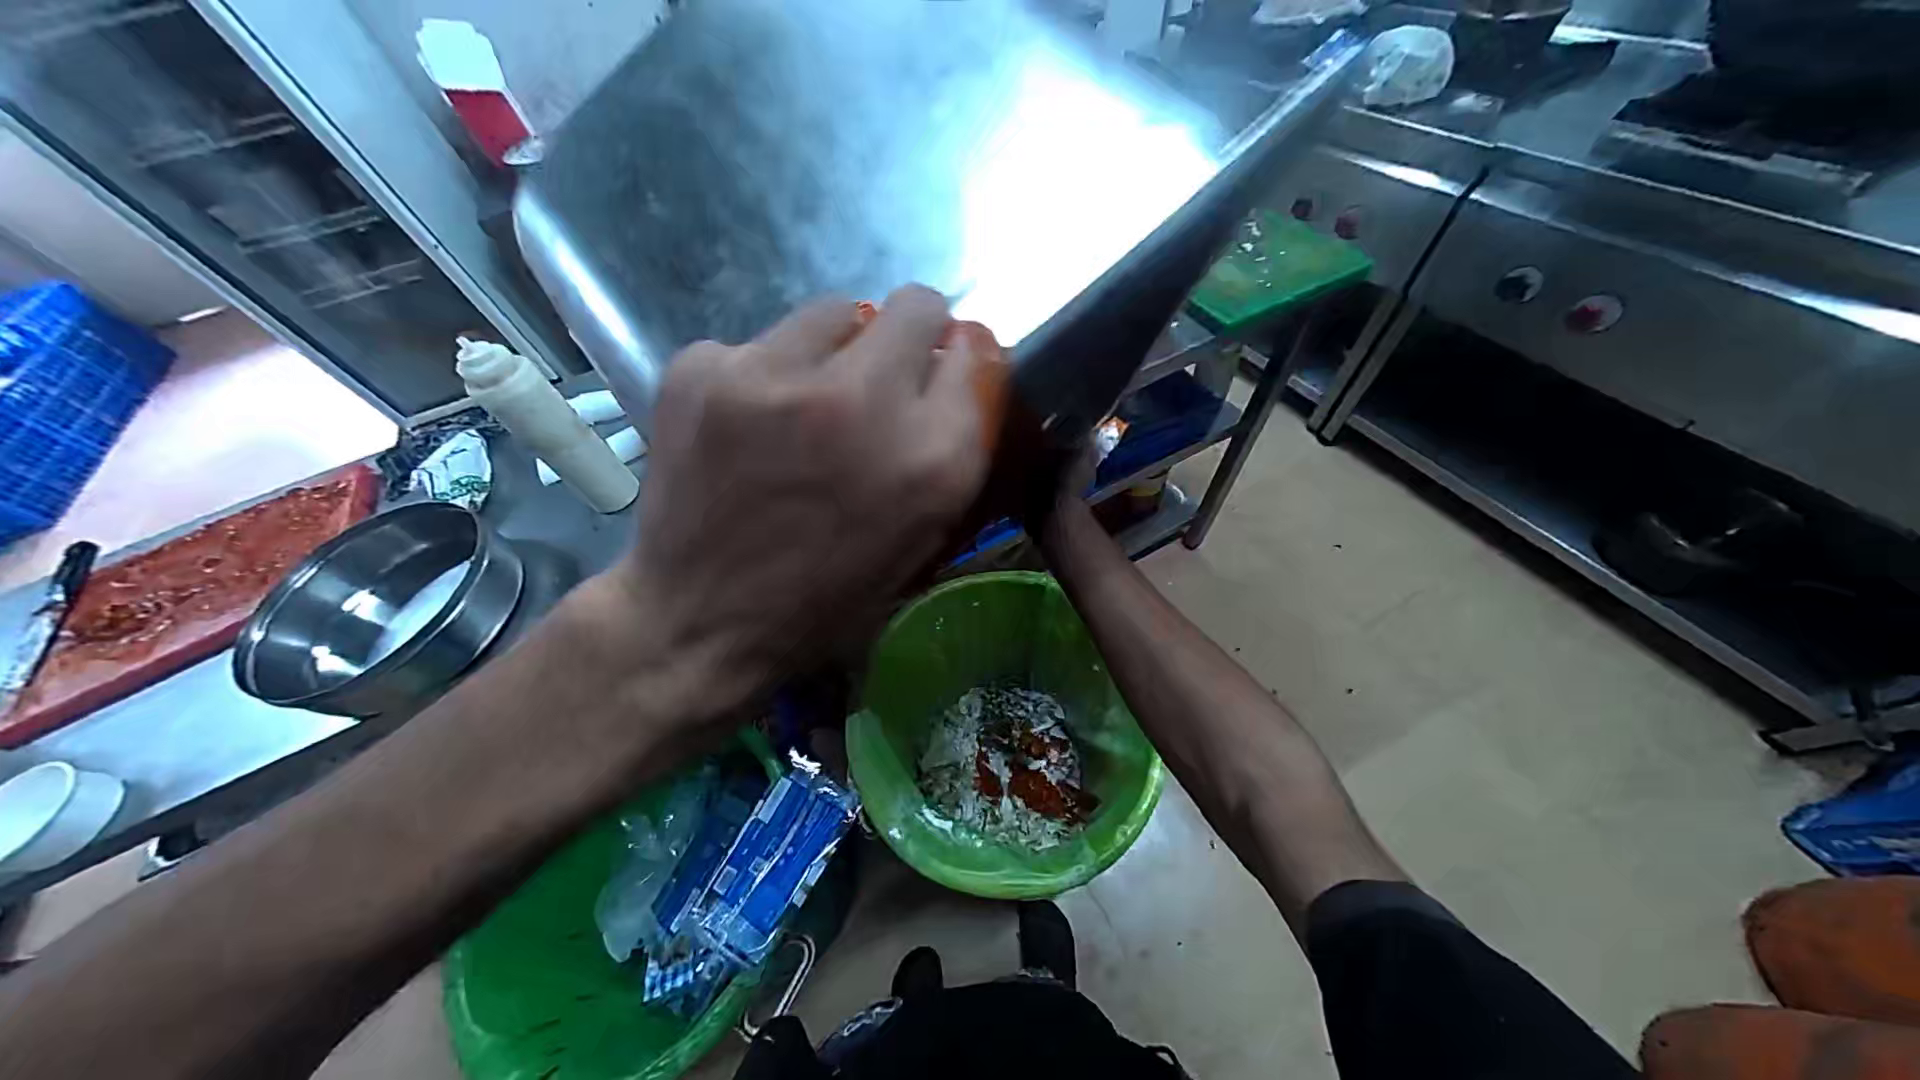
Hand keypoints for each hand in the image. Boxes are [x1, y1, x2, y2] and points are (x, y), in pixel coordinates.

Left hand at [601, 286, 994, 720]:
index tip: (937, 377)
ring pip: (834, 312)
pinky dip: (764, 376)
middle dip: (908, 337)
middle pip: (915, 304)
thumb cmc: (827, 597)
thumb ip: (953, 447)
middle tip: (878, 380)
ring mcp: (771, 375)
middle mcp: (860, 400)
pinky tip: (745, 427)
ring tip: (805, 407)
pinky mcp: (700, 367)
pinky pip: (759, 342)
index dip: (957, 362)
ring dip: (834, 351)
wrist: (700, 622)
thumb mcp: (923, 538)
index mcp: (931, 458)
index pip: (975, 352)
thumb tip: (957, 363)